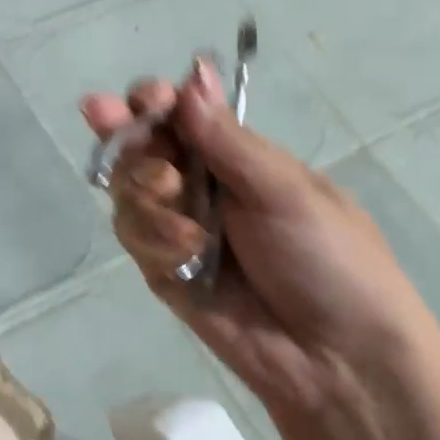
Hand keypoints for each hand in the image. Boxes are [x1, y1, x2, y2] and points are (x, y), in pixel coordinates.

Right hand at [82, 64, 434, 412]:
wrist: (336, 360)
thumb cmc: (333, 265)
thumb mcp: (290, 195)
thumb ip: (229, 142)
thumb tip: (190, 78)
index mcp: (239, 159)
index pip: (181, 115)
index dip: (155, 101)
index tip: (145, 98)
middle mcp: (200, 184)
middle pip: (138, 142)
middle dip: (123, 131)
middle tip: (102, 115)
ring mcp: (174, 221)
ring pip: (125, 185)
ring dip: (144, 194)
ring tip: (184, 226)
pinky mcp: (156, 259)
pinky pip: (128, 230)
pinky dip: (151, 237)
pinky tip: (184, 256)